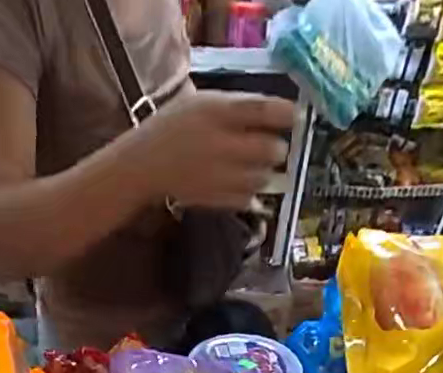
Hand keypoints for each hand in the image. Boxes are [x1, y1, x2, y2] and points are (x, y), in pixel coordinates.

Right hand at [123, 90, 296, 210]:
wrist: (145, 164)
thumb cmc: (175, 127)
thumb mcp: (202, 103)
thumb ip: (237, 107)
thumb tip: (275, 114)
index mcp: (217, 112)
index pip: (264, 110)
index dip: (286, 114)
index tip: (296, 116)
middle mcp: (223, 144)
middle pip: (273, 150)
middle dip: (278, 148)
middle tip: (272, 145)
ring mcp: (222, 176)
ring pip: (265, 177)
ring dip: (266, 171)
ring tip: (253, 165)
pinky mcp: (219, 199)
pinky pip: (250, 197)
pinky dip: (251, 190)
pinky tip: (240, 182)